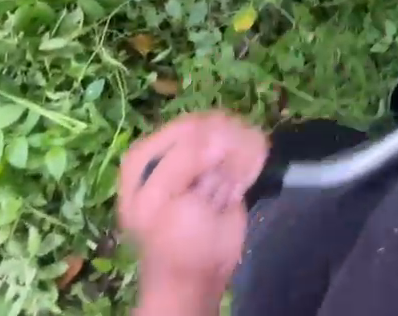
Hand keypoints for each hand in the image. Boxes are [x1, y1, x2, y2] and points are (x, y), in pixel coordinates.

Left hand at [118, 112, 268, 315]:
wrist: (202, 274)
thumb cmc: (175, 243)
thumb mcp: (160, 203)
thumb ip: (182, 161)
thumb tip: (220, 137)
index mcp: (146, 155)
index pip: (188, 128)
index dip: (204, 151)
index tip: (206, 182)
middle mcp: (174, 146)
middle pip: (215, 123)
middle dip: (223, 159)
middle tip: (214, 193)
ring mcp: (203, 149)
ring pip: (237, 129)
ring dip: (237, 165)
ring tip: (223, 195)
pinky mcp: (229, 157)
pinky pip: (252, 140)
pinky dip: (251, 165)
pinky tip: (235, 190)